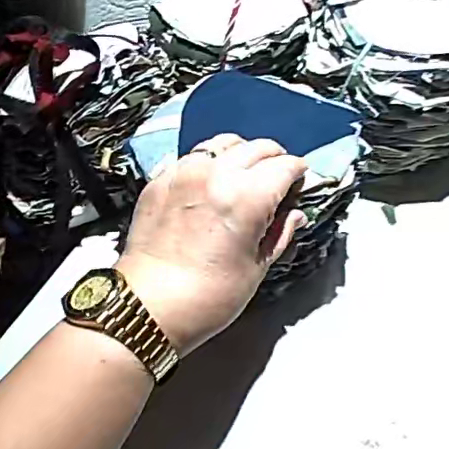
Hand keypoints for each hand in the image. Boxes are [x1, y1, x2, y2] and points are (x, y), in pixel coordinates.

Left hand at [115, 134, 308, 355]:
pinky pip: (193, 157)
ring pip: (223, 144)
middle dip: (274, 159)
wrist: (149, 305)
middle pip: (257, 147)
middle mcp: (217, 174)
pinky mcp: (161, 179)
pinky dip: (210, 163)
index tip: (299, 183)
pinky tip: (212, 183)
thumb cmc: (209, 296)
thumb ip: (280, 232)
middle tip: (277, 179)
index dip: (298, 173)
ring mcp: (185, 172)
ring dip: (241, 154)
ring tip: (244, 175)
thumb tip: (295, 214)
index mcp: (248, 196)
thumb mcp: (257, 266)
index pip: (285, 165)